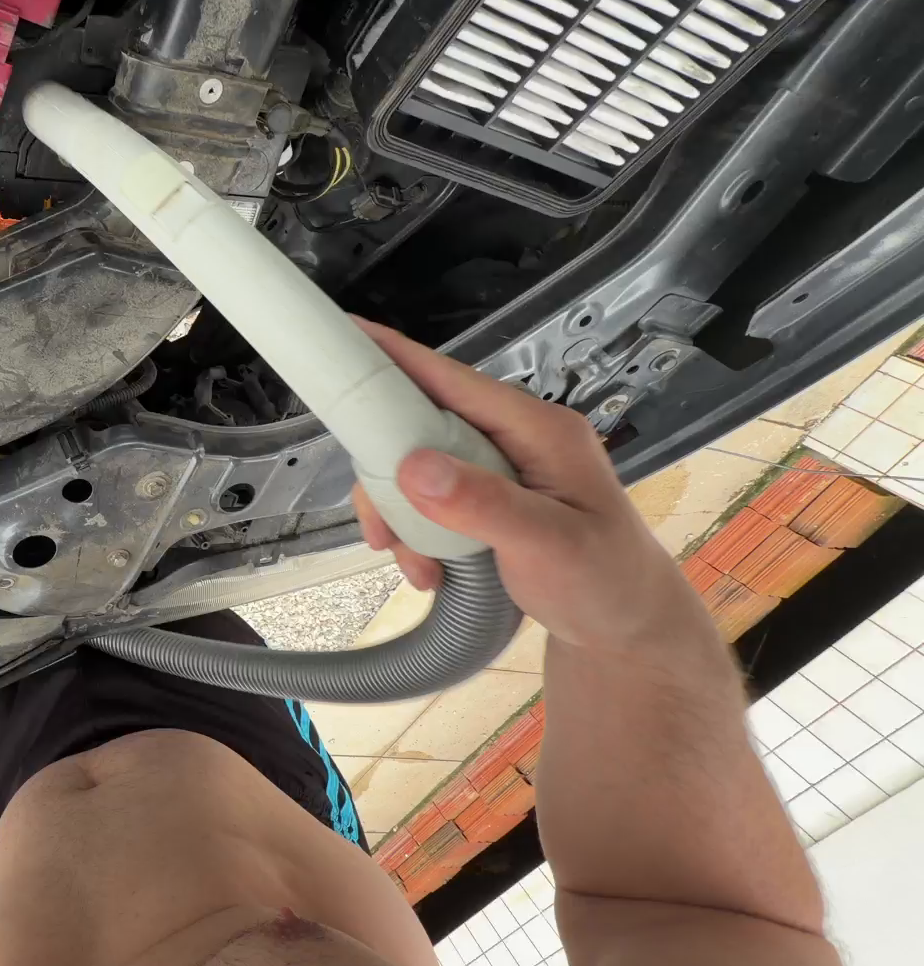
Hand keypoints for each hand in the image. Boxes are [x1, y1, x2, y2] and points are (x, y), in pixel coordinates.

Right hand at [350, 320, 719, 654]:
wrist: (625, 632)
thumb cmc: (604, 583)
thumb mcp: (549, 544)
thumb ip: (483, 504)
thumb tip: (412, 465)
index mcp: (531, 427)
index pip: (447, 378)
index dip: (391, 356)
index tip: (340, 334)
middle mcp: (504, 437)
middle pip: (412, 425)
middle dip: (384, 477)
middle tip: (380, 527)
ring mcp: (486, 466)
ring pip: (405, 468)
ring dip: (395, 517)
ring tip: (412, 562)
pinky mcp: (472, 495)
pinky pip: (415, 499)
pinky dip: (407, 533)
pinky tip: (423, 567)